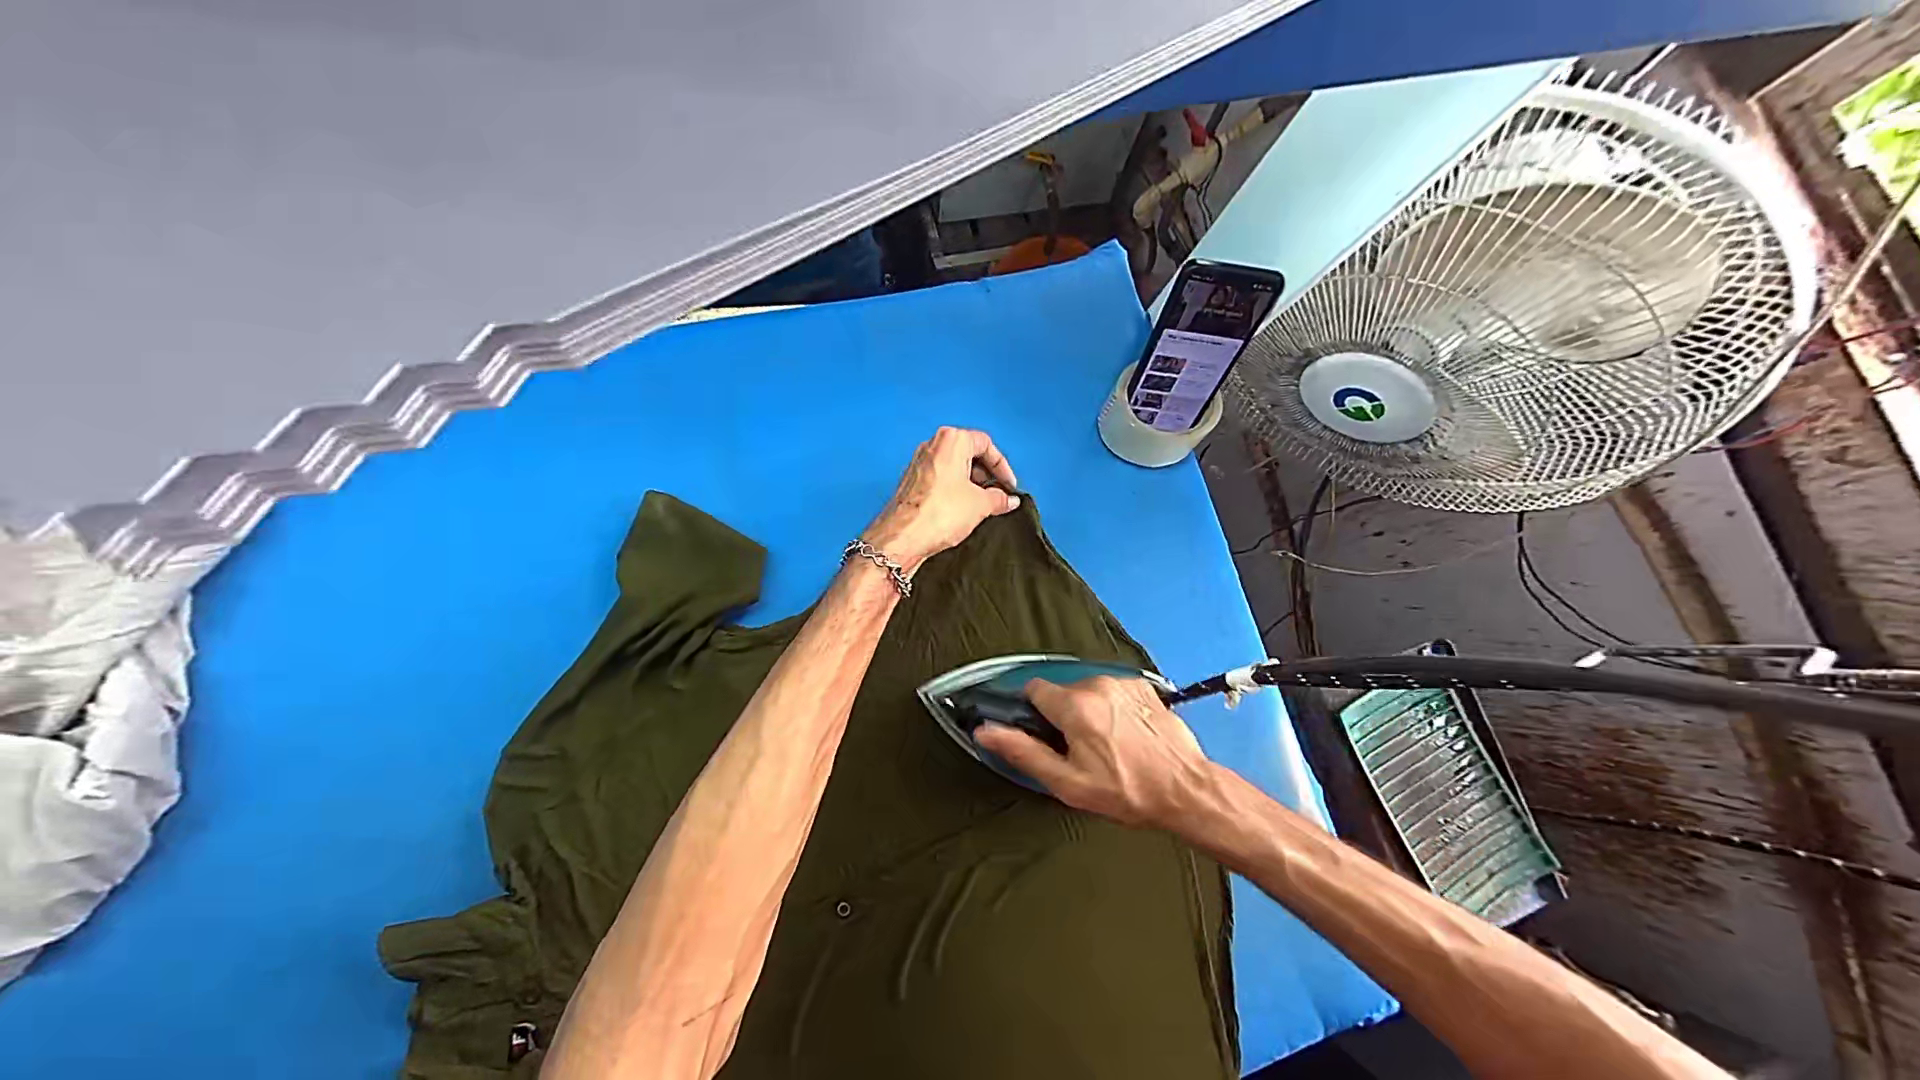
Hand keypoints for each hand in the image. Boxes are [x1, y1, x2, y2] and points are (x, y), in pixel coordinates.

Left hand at [862, 427, 1020, 570]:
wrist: (902, 537)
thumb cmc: (936, 514)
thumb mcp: (981, 504)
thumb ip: (999, 498)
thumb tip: (1008, 499)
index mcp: (951, 441)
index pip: (985, 444)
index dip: (1002, 466)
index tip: (1009, 485)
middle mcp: (932, 446)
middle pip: (968, 453)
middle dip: (987, 475)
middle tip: (998, 495)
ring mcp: (919, 464)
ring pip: (954, 468)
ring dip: (972, 484)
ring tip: (983, 506)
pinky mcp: (912, 483)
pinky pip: (941, 480)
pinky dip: (955, 491)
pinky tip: (963, 511)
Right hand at [973, 677, 1215, 829]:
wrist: (1185, 790)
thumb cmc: (1127, 792)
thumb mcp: (1068, 783)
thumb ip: (1023, 752)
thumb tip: (986, 731)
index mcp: (1075, 706)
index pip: (1033, 690)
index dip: (1033, 713)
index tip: (1044, 734)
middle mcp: (1098, 686)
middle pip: (1062, 693)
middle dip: (1064, 718)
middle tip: (1080, 752)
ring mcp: (1123, 684)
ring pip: (1087, 692)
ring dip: (1089, 713)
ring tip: (1108, 746)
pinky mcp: (1143, 688)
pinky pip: (1112, 692)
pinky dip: (1112, 709)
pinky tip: (1126, 736)